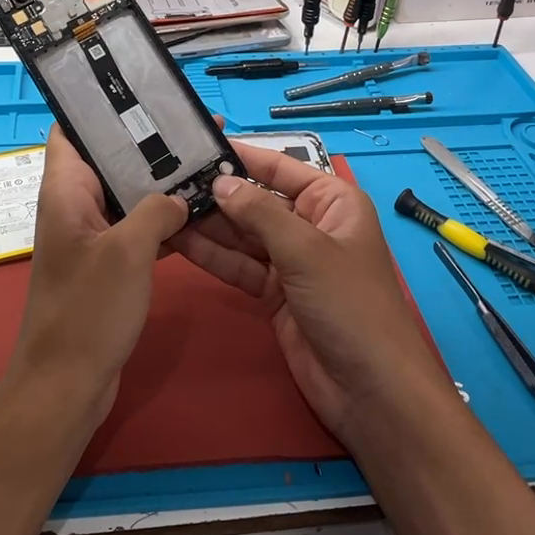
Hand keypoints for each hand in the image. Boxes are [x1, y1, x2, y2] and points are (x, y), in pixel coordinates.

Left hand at [3, 125, 188, 421]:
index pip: (71, 129)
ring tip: (206, 161)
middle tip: (194, 128)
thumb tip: (177, 197)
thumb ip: (156, 210)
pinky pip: (136, 227)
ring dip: (161, 182)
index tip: (143, 94)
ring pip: (127, 194)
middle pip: (108, 159)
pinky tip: (200, 211)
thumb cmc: (88, 311)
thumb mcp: (128, 252)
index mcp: (65, 190)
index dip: (100, 108)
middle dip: (148, 143)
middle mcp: (74, 205)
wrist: (66, 385)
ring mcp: (90, 236)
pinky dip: (163, 219)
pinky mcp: (107, 264)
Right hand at [171, 141, 449, 441]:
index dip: (241, 156)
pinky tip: (178, 240)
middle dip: (217, 193)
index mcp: (332, 202)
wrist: (371, 390)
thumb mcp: (306, 250)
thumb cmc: (349, 304)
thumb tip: (219, 182)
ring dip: (208, 224)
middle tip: (167, 181)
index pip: (279, 168)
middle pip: (256, 201)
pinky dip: (212, 254)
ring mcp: (291, 262)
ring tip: (163, 207)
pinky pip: (239, 265)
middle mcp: (310, 225)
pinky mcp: (274, 294)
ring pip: (242, 234)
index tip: (197, 144)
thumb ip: (258, 213)